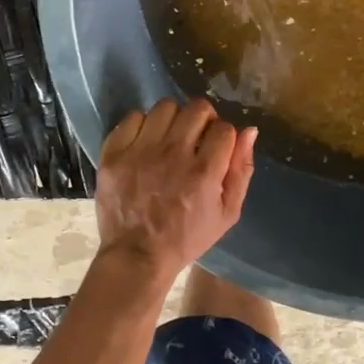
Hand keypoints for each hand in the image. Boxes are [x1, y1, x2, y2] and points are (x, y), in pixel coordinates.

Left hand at [95, 99, 256, 276]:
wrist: (137, 256)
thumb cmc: (187, 237)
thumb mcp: (227, 213)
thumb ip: (241, 170)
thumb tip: (249, 131)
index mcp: (204, 172)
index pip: (224, 128)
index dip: (224, 136)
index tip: (216, 148)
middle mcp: (173, 155)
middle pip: (197, 109)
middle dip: (203, 120)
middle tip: (196, 138)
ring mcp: (140, 152)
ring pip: (165, 107)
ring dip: (174, 118)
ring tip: (170, 137)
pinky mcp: (114, 154)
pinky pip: (133, 117)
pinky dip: (143, 125)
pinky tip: (146, 142)